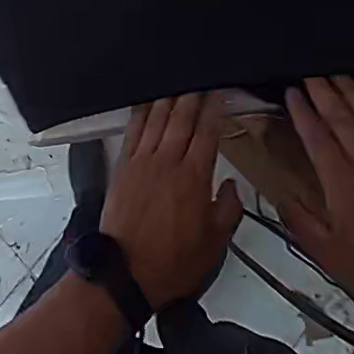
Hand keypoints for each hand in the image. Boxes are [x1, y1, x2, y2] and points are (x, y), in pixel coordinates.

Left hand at [100, 92, 244, 307]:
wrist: (126, 274)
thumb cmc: (174, 261)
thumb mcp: (215, 242)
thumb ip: (229, 208)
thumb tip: (231, 185)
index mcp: (194, 176)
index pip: (207, 131)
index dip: (214, 108)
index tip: (219, 92)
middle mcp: (168, 161)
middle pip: (182, 117)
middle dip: (192, 95)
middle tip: (199, 79)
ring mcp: (142, 161)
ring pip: (157, 118)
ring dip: (168, 98)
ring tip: (176, 82)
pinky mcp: (123, 167)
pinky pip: (133, 131)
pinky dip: (141, 113)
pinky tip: (147, 102)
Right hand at [278, 77, 353, 339]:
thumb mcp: (328, 255)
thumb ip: (301, 221)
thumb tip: (280, 194)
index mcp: (342, 186)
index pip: (318, 140)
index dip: (303, 114)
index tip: (292, 91)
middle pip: (343, 121)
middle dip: (324, 93)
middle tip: (311, 71)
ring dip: (353, 95)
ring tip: (338, 73)